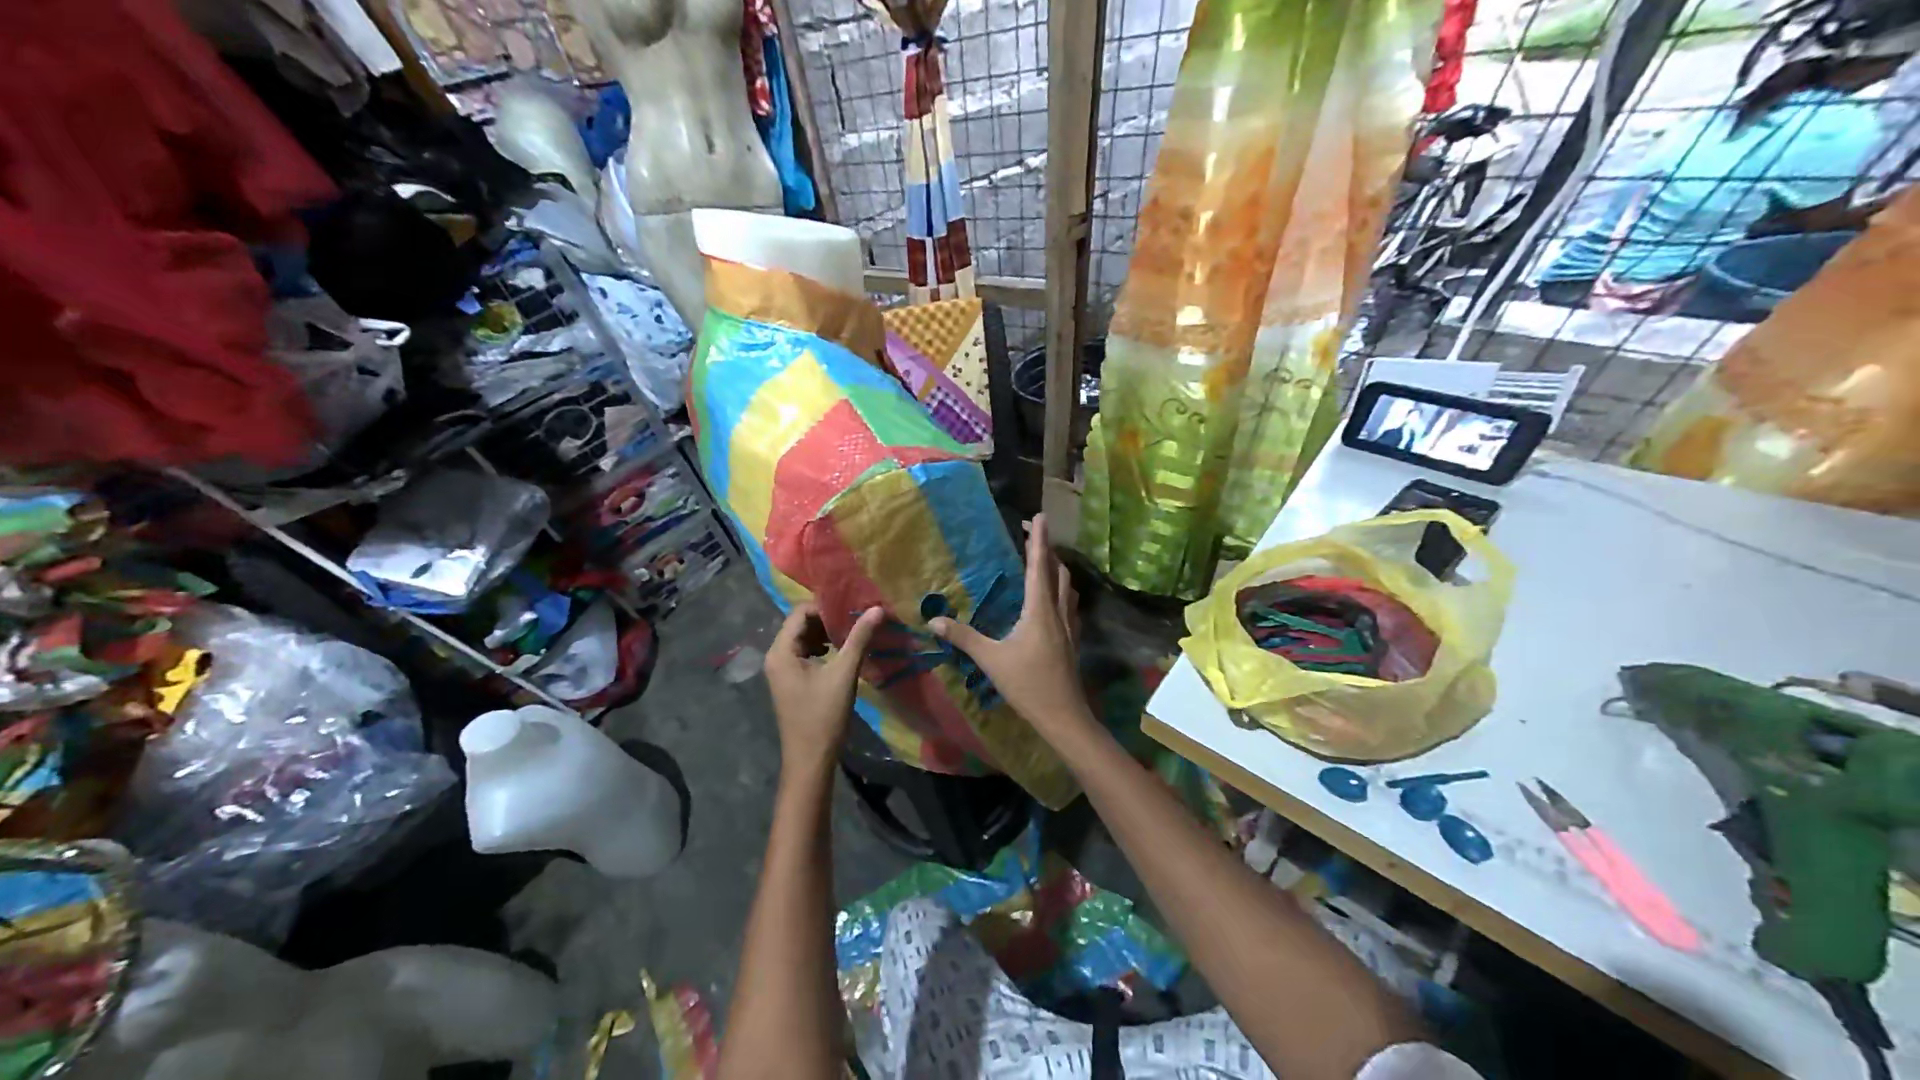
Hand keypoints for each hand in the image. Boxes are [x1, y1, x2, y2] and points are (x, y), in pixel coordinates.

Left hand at [764, 602, 884, 772]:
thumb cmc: (823, 716)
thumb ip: (859, 638)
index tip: (853, 608)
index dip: (826, 607)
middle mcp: (775, 656)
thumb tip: (877, 609)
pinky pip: (804, 654)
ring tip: (852, 633)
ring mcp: (781, 670)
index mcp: (781, 651)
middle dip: (828, 619)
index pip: (800, 612)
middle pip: (800, 624)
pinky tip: (840, 653)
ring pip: (803, 639)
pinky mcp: (790, 681)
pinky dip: (822, 648)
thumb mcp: (843, 673)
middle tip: (856, 618)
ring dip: (826, 634)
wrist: (810, 760)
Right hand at [928, 515, 1095, 741]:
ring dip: (1056, 569)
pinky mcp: (1071, 640)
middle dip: (1046, 550)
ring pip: (1067, 587)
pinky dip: (1060, 590)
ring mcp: (1069, 626)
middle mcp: (1058, 611)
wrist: (1064, 715)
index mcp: (1039, 610)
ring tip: (1042, 562)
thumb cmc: (1028, 684)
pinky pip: (1068, 604)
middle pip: (1058, 571)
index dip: (1039, 540)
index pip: (1039, 565)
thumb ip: (964, 637)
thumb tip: (934, 620)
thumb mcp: (991, 659)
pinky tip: (1050, 601)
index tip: (1039, 516)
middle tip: (1032, 536)